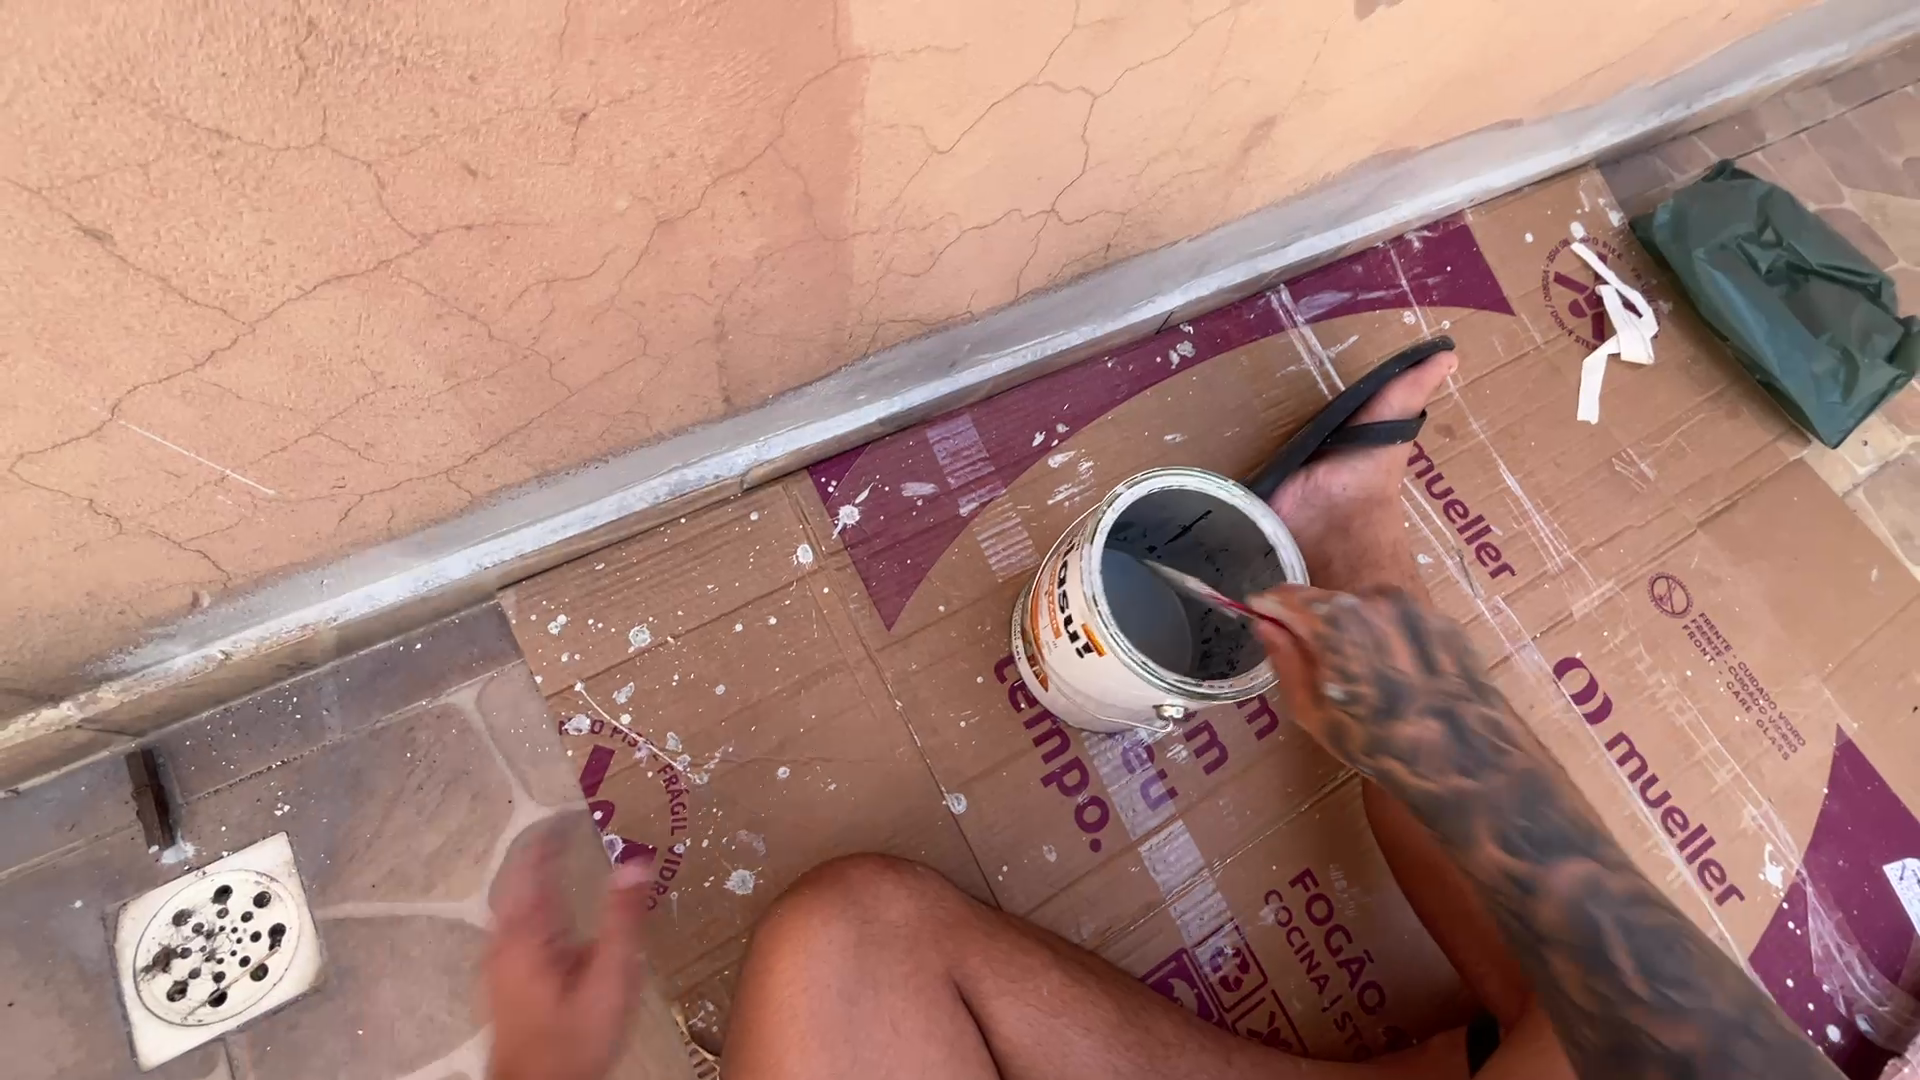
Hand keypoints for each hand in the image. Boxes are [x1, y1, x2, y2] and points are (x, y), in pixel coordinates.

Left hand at [485, 822, 654, 1079]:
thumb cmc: (575, 1037)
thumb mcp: (610, 977)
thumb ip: (623, 917)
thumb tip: (638, 859)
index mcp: (526, 934)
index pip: (530, 867)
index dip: (548, 835)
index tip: (573, 809)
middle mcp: (504, 942)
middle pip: (517, 881)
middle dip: (543, 849)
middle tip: (575, 823)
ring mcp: (499, 963)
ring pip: (514, 902)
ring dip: (537, 873)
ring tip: (567, 851)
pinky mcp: (505, 979)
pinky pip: (516, 920)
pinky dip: (536, 896)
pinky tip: (557, 901)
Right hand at [1247, 582, 1484, 771]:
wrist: (1467, 764)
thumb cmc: (1377, 744)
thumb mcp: (1312, 711)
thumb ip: (1285, 660)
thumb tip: (1265, 626)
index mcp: (1332, 620)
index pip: (1284, 595)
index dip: (1268, 607)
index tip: (1260, 618)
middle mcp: (1370, 600)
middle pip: (1322, 599)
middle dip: (1306, 620)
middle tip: (1306, 655)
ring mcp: (1410, 607)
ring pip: (1359, 606)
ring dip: (1345, 626)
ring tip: (1351, 667)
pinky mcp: (1439, 619)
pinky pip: (1394, 617)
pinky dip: (1381, 634)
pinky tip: (1389, 670)